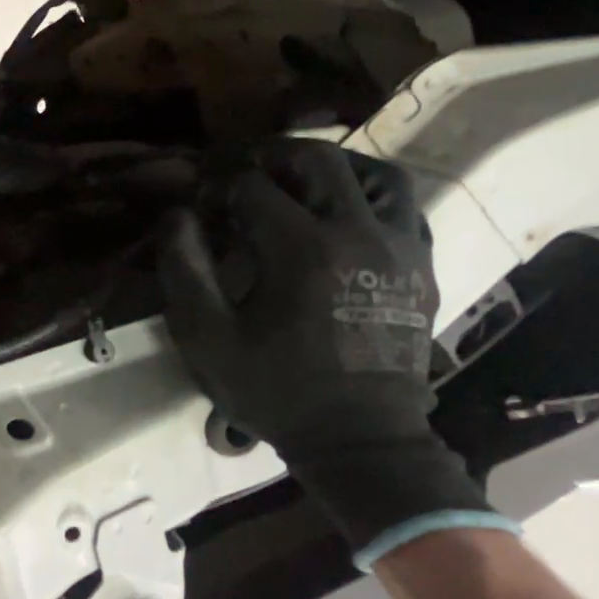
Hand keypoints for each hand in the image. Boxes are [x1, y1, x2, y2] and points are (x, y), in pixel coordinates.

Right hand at [159, 139, 497, 562]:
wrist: (361, 440)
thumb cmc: (273, 387)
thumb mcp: (204, 332)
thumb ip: (182, 263)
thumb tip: (177, 212)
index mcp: (304, 252)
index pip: (251, 185)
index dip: (213, 187)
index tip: (195, 208)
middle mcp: (361, 237)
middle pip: (317, 160)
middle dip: (266, 158)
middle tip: (233, 176)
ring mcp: (401, 251)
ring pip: (373, 173)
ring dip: (324, 170)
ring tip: (287, 185)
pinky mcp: (421, 268)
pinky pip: (399, 207)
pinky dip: (361, 196)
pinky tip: (330, 215)